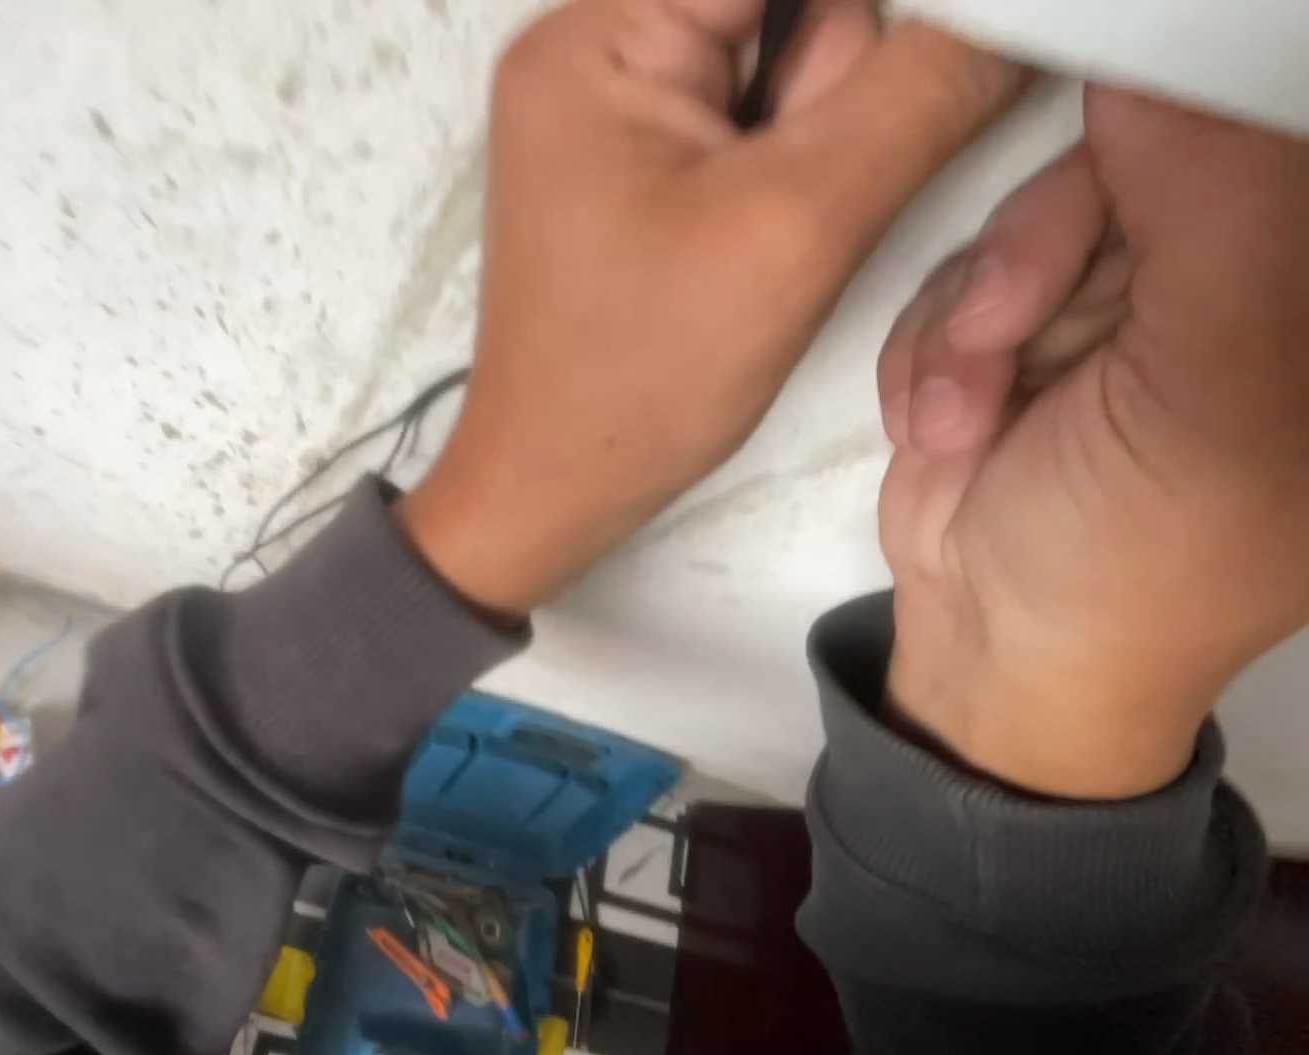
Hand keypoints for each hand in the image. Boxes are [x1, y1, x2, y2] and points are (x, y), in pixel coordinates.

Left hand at [398, 0, 1024, 616]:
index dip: (869, 18)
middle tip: (777, 204)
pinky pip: (745, 116)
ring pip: (779, 55)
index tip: (854, 124)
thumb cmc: (631, 381)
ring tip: (745, 242)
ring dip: (807, 138)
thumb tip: (1033, 2)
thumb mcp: (797, 225)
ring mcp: (601, 111)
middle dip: (828, 84)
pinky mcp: (625, 164)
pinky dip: (779, 164)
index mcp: (592, 39)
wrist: (551, 478)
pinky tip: (738, 239)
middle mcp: (583, 53)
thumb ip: (930, 79)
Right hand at [879, 86, 1308, 798]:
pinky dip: (921, 361)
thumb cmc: (1131, 550)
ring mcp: (1096, 311)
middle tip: (993, 350)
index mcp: (1306, 288)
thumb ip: (1216, 216)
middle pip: (1116, 174)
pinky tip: (939, 424)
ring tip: (959, 420)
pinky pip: (943, 296)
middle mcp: (1216, 283)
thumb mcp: (1205, 388)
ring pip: (1009, 238)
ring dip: (958, 334)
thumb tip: (1165, 81)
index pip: (1254, 139)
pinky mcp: (997, 341)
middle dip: (1023, 269)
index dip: (1172, 141)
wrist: (992, 633)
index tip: (1102, 190)